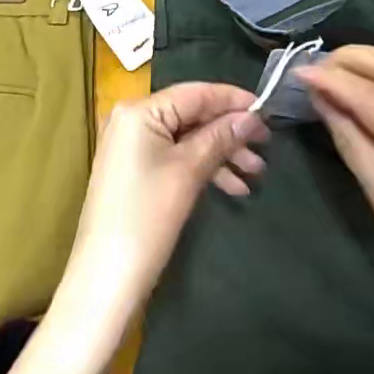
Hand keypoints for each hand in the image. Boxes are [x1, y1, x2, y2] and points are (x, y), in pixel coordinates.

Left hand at [2, 83, 266, 373]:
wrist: (105, 280)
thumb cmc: (146, 218)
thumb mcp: (189, 172)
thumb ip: (221, 137)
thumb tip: (253, 116)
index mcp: (140, 110)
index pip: (196, 93)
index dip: (234, 99)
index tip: (268, 109)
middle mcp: (133, 119)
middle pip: (192, 114)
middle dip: (230, 131)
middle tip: (266, 146)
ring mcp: (132, 145)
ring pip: (188, 138)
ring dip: (222, 152)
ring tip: (256, 172)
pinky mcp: (136, 169)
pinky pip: (176, 156)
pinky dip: (204, 168)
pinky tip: (234, 187)